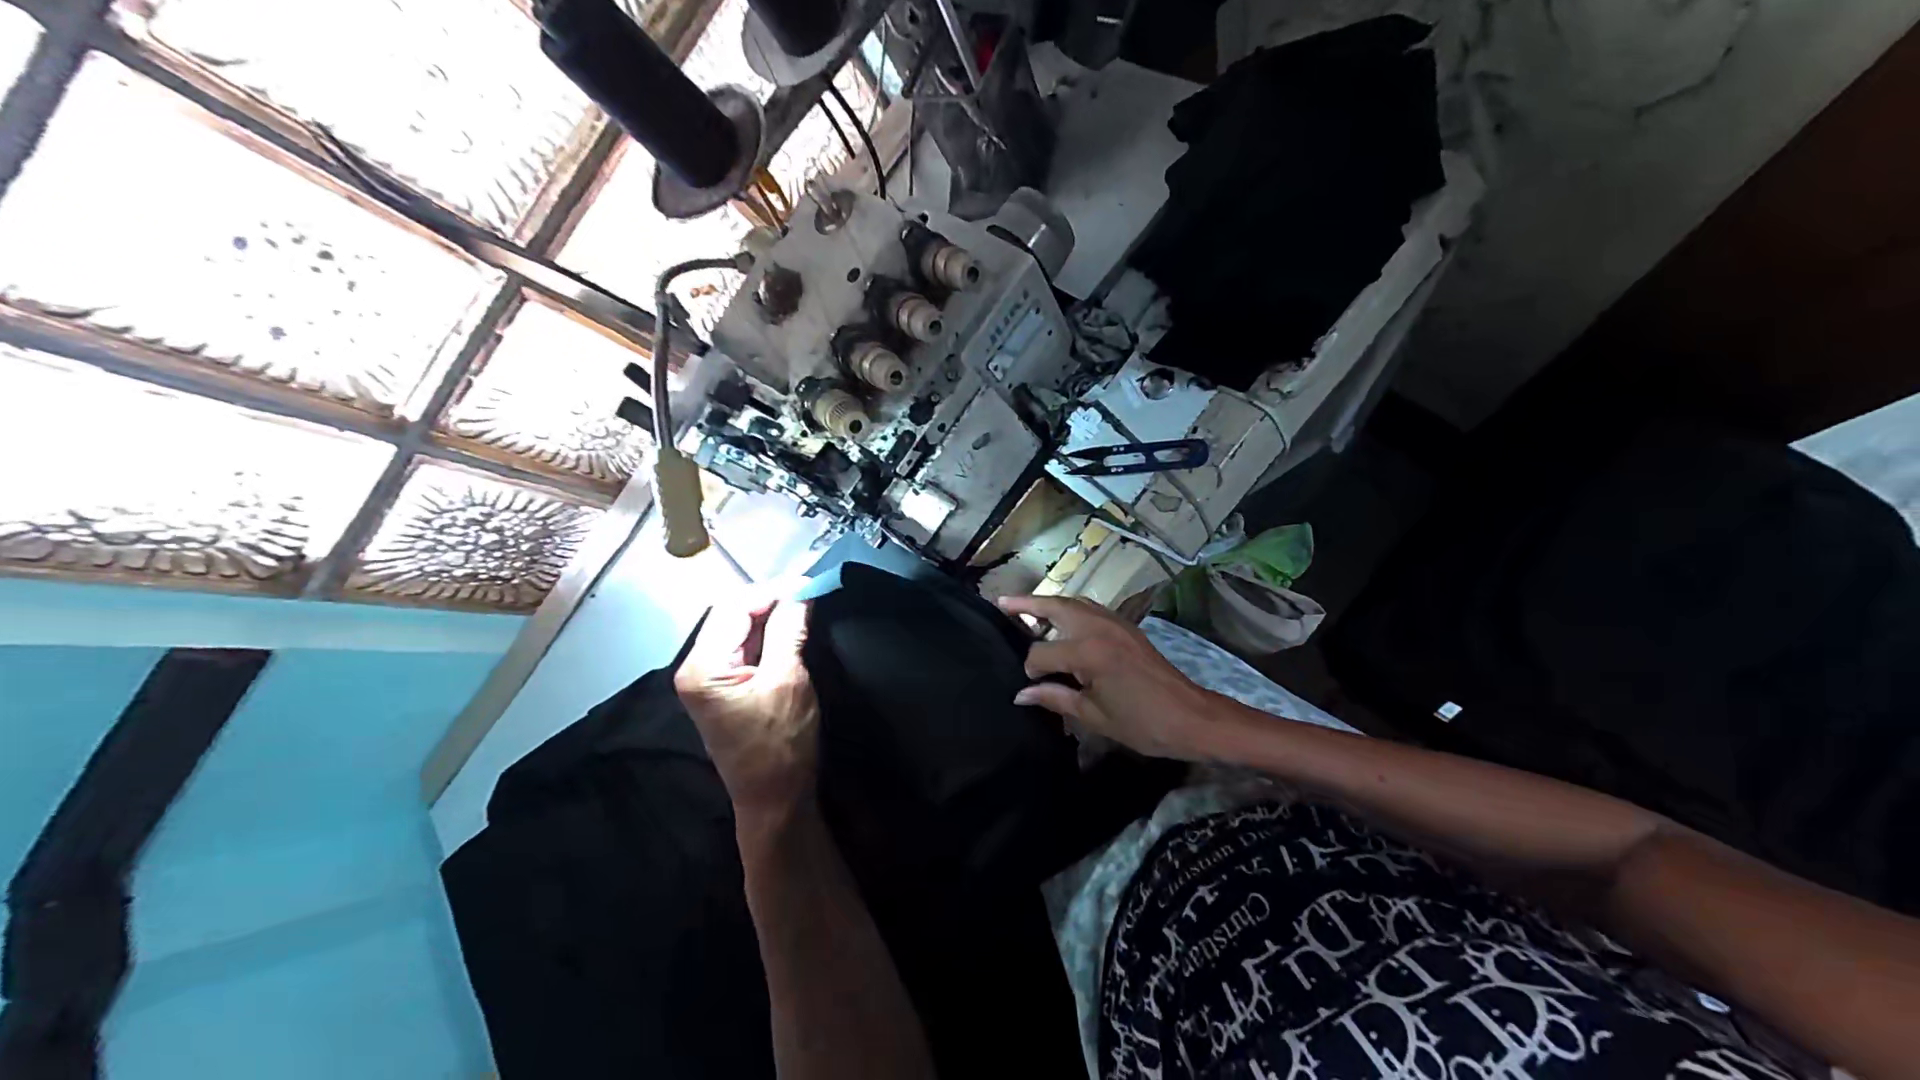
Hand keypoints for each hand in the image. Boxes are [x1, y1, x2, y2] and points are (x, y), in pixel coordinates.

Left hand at [675, 590, 820, 819]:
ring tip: (804, 607)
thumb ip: (789, 630)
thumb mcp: (789, 681)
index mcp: (702, 667)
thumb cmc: (780, 746)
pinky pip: (743, 648)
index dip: (773, 590)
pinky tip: (790, 629)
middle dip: (770, 599)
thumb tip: (800, 591)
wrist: (775, 801)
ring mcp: (706, 679)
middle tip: (809, 594)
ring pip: (738, 629)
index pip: (734, 607)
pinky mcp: (722, 688)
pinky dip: (766, 635)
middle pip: (731, 614)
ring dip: (770, 616)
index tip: (809, 584)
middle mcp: (695, 668)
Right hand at [998, 594, 1222, 759]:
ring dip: (1048, 603)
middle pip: (1054, 607)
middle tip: (1001, 602)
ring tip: (1024, 606)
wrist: (1191, 717)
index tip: (1031, 686)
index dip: (1031, 669)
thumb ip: (1054, 698)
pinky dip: (1070, 607)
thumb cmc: (1142, 723)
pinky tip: (1061, 618)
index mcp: (1089, 652)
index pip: (1042, 652)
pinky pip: (1090, 607)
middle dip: (1026, 605)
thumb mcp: (1093, 716)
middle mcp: (1099, 628)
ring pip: (1073, 601)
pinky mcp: (1125, 626)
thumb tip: (1021, 694)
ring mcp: (1114, 622)